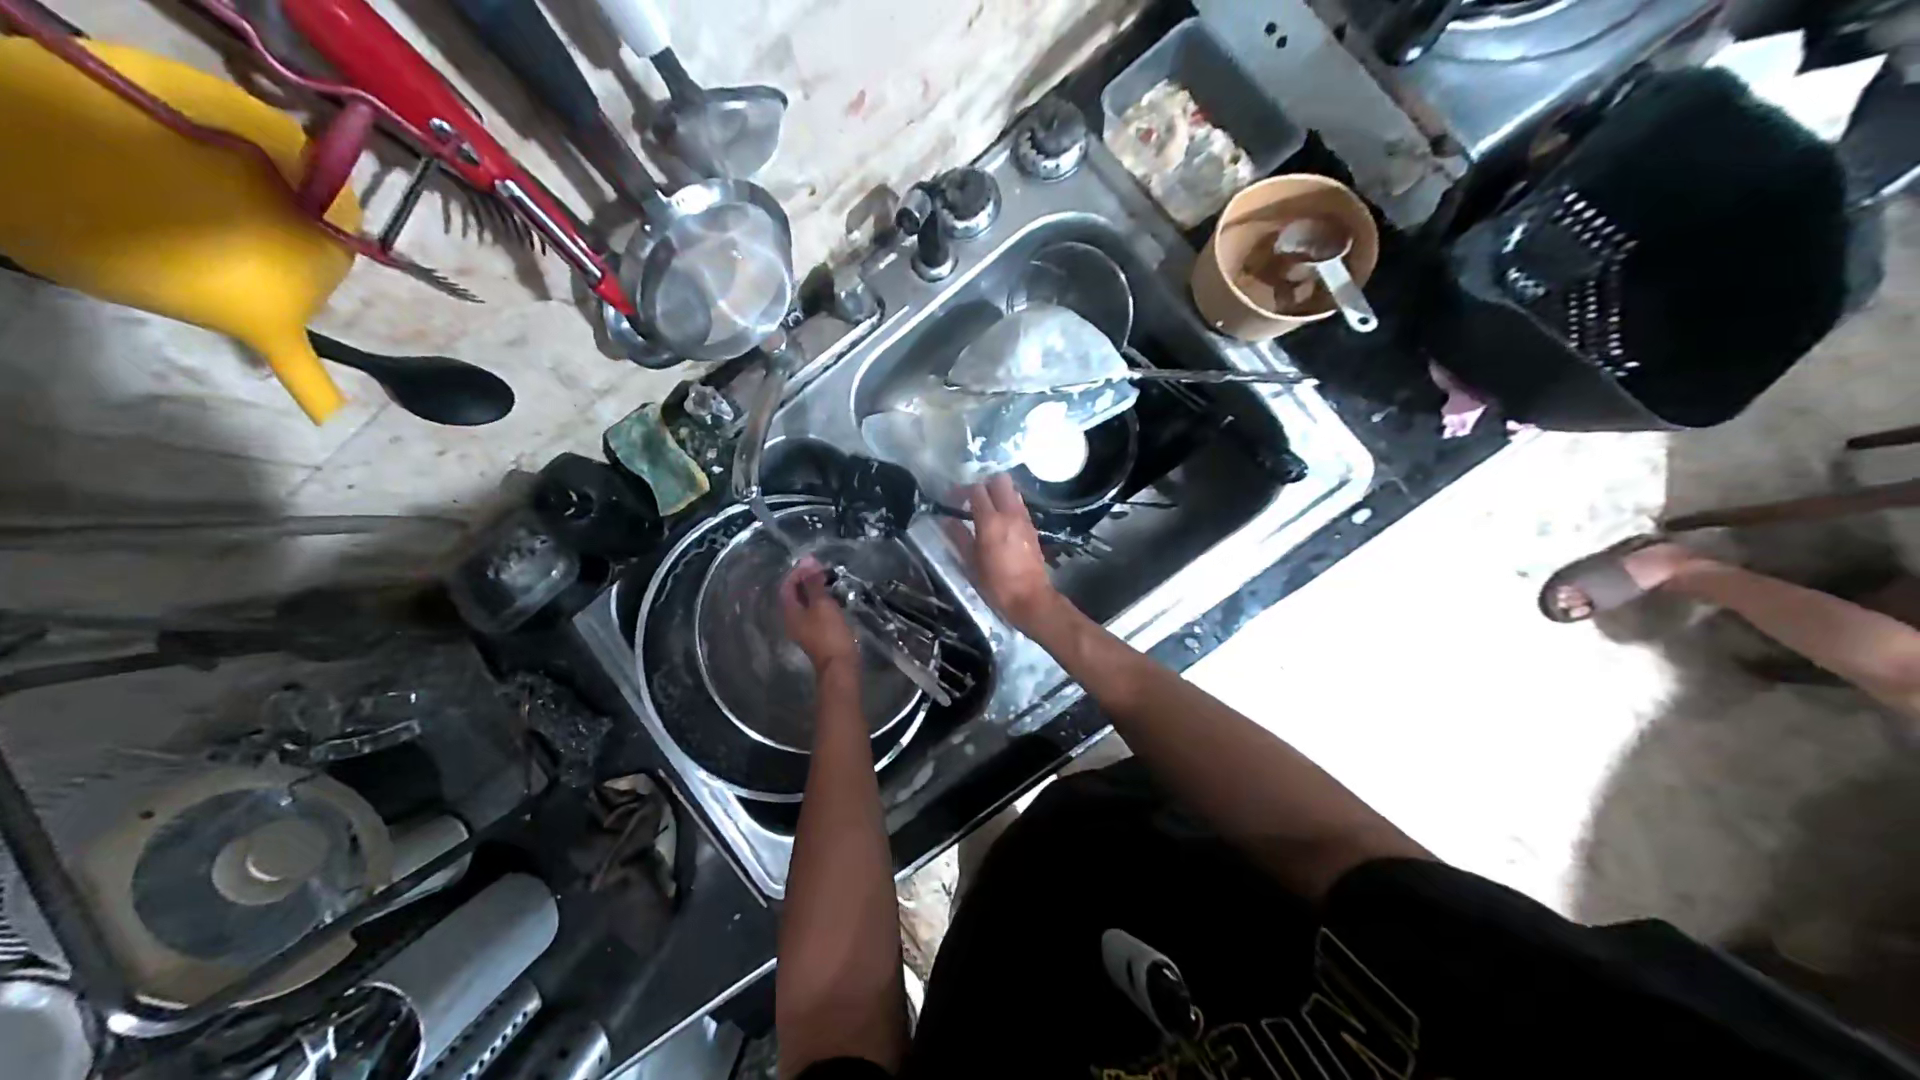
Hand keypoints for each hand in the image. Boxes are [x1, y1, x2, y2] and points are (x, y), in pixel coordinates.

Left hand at [781, 557, 858, 673]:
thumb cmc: (829, 632)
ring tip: (829, 581)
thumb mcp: (821, 604)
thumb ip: (813, 583)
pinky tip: (833, 599)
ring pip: (805, 604)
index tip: (814, 563)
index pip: (787, 586)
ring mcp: (804, 629)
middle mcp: (792, 620)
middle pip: (795, 595)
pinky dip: (821, 602)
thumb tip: (807, 561)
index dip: (797, 572)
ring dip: (815, 591)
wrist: (840, 665)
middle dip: (806, 580)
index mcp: (790, 612)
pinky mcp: (817, 634)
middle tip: (823, 570)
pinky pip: (814, 612)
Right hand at [952, 474, 1062, 632]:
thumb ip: (958, 537)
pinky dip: (1009, 504)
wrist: (1030, 597)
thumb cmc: (996, 584)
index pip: (977, 490)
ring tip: (987, 508)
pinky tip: (1000, 520)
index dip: (963, 490)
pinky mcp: (1032, 526)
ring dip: (998, 493)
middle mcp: (1010, 513)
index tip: (954, 499)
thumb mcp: (971, 562)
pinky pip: (1019, 504)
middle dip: (984, 484)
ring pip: (1012, 490)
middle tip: (973, 499)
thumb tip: (947, 520)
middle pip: (1000, 480)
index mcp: (991, 522)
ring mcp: (1024, 518)